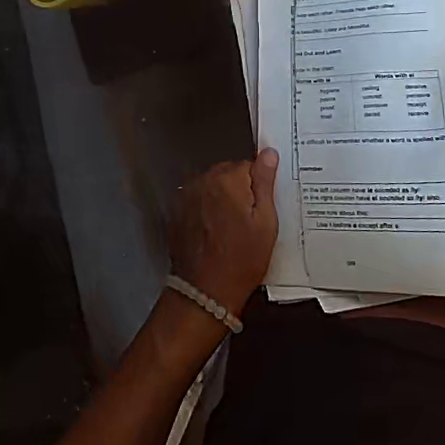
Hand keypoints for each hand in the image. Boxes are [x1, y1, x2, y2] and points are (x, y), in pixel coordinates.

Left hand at [169, 150, 279, 315]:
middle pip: (227, 173)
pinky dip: (205, 210)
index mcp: (227, 179)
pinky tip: (213, 232)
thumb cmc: (242, 259)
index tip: (260, 208)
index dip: (258, 186)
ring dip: (221, 199)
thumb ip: (265, 182)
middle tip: (248, 220)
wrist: (205, 292)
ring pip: (211, 187)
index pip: (249, 165)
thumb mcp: (266, 222)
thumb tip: (268, 153)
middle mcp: (202, 181)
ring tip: (230, 229)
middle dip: (238, 190)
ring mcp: (186, 196)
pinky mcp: (176, 212)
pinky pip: (197, 201)